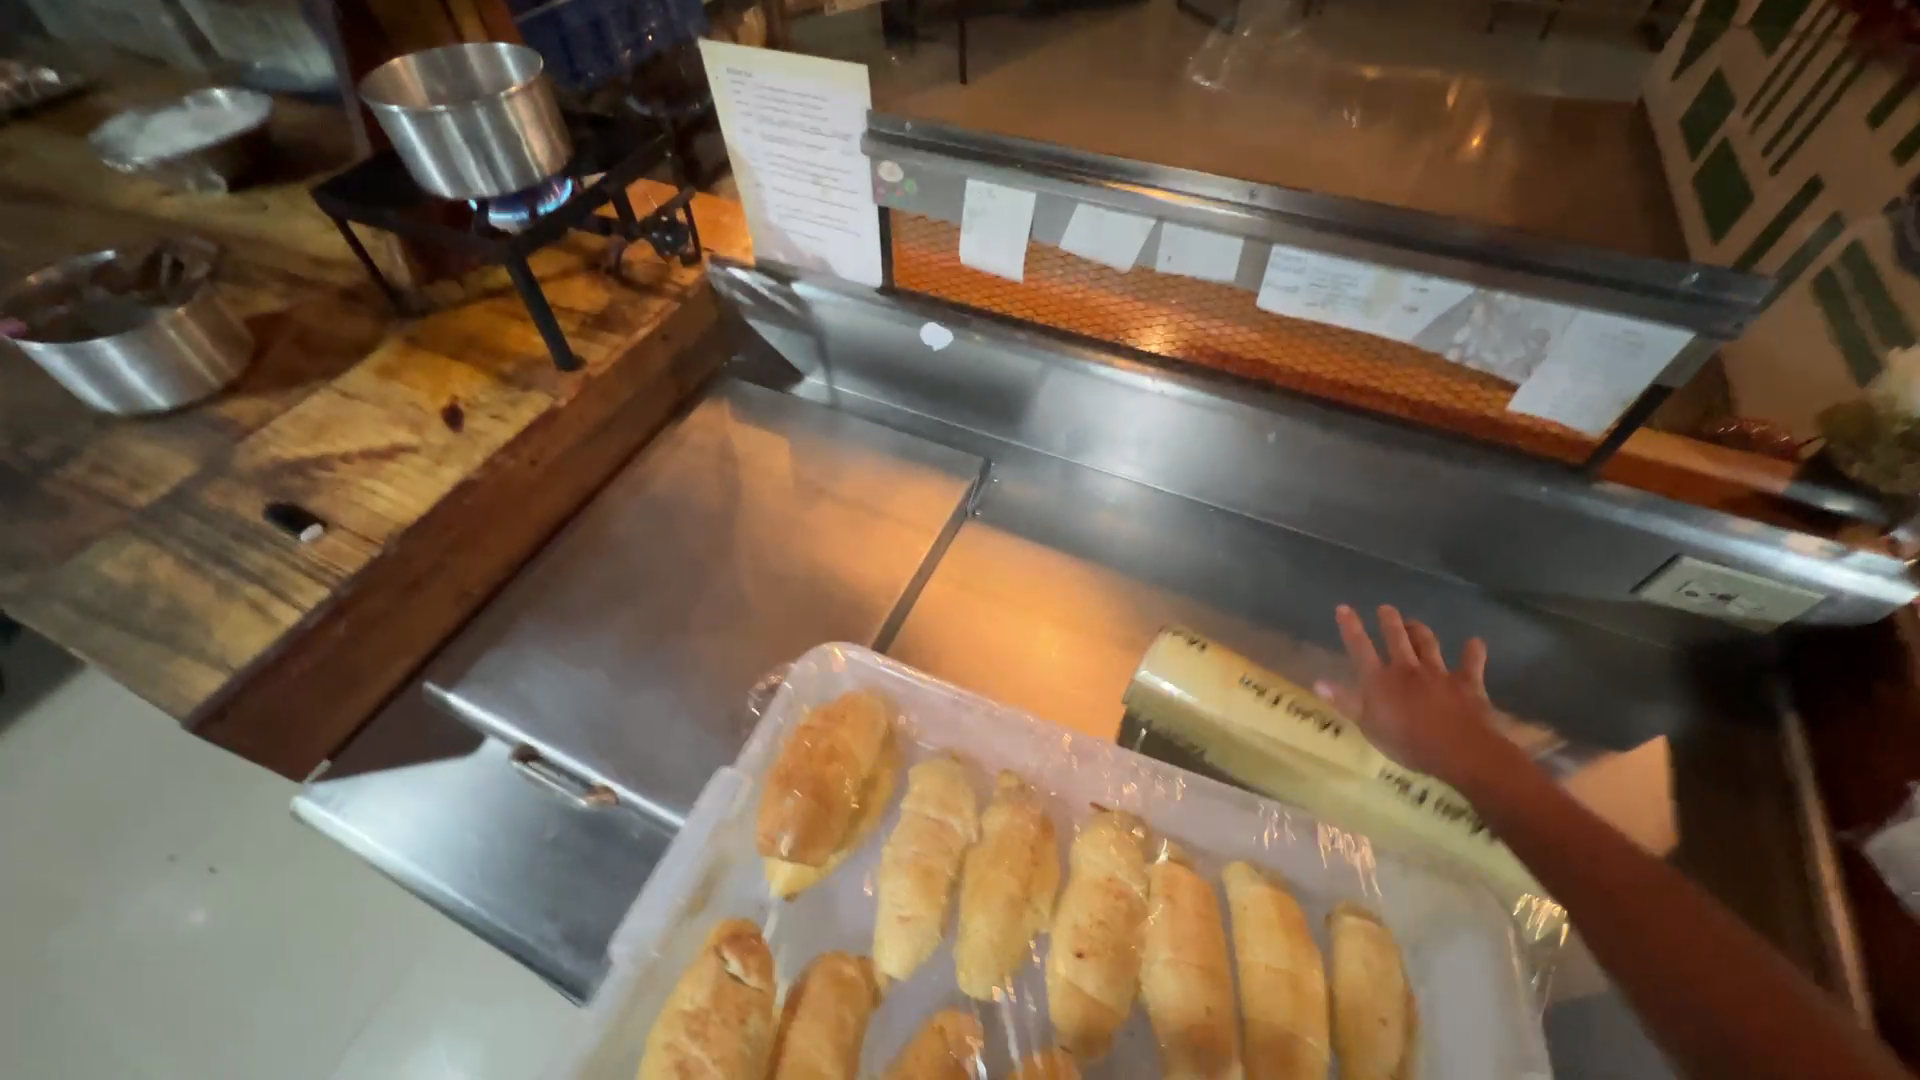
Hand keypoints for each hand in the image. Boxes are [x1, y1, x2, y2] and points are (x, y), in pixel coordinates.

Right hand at [1314, 605, 1520, 789]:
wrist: (1459, 749)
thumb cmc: (1407, 742)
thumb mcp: (1368, 726)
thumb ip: (1344, 702)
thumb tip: (1317, 682)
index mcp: (1379, 680)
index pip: (1360, 647)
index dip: (1350, 627)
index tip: (1344, 608)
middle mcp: (1407, 669)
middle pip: (1396, 638)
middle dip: (1390, 621)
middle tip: (1386, 608)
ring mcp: (1439, 673)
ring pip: (1428, 644)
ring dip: (1421, 631)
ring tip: (1415, 623)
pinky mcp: (1467, 683)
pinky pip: (1471, 663)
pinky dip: (1473, 651)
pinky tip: (1475, 642)